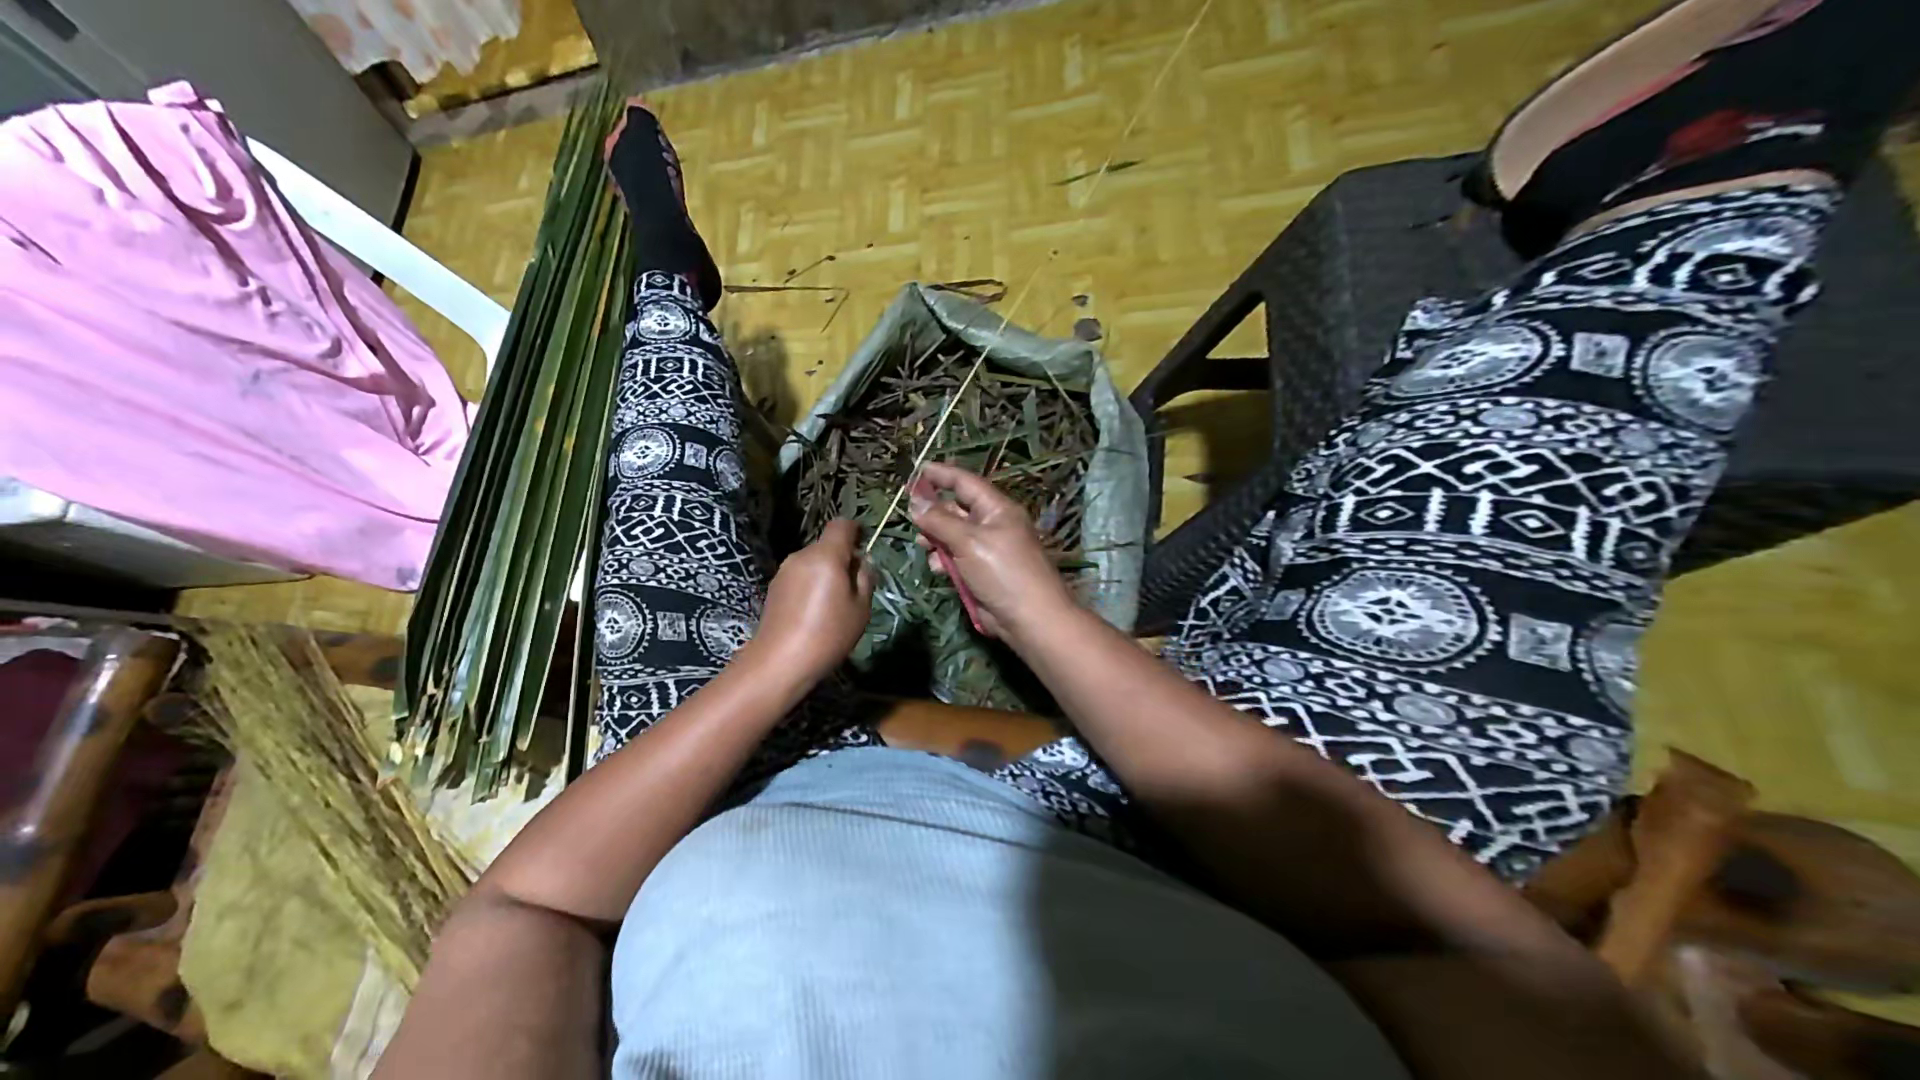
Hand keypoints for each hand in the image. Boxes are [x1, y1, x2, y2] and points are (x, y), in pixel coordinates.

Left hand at [752, 519, 874, 680]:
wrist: (780, 662)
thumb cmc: (828, 634)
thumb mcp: (861, 608)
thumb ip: (865, 578)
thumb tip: (861, 563)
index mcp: (826, 555)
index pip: (842, 524)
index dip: (856, 531)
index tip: (865, 548)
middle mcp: (802, 556)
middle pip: (827, 546)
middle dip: (842, 559)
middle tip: (854, 589)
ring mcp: (784, 571)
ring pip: (813, 562)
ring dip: (826, 574)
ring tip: (833, 606)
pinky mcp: (774, 587)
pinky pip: (801, 576)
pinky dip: (811, 585)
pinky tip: (813, 613)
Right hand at [910, 461, 1078, 641]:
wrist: (1029, 618)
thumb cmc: (1003, 572)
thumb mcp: (968, 541)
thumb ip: (940, 521)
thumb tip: (916, 503)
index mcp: (997, 509)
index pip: (965, 482)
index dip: (942, 474)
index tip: (917, 470)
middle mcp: (992, 525)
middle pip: (956, 509)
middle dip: (933, 511)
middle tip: (910, 514)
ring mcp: (987, 550)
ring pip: (953, 536)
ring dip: (935, 539)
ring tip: (923, 544)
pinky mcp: (981, 572)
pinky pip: (956, 559)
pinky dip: (944, 561)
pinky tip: (938, 569)